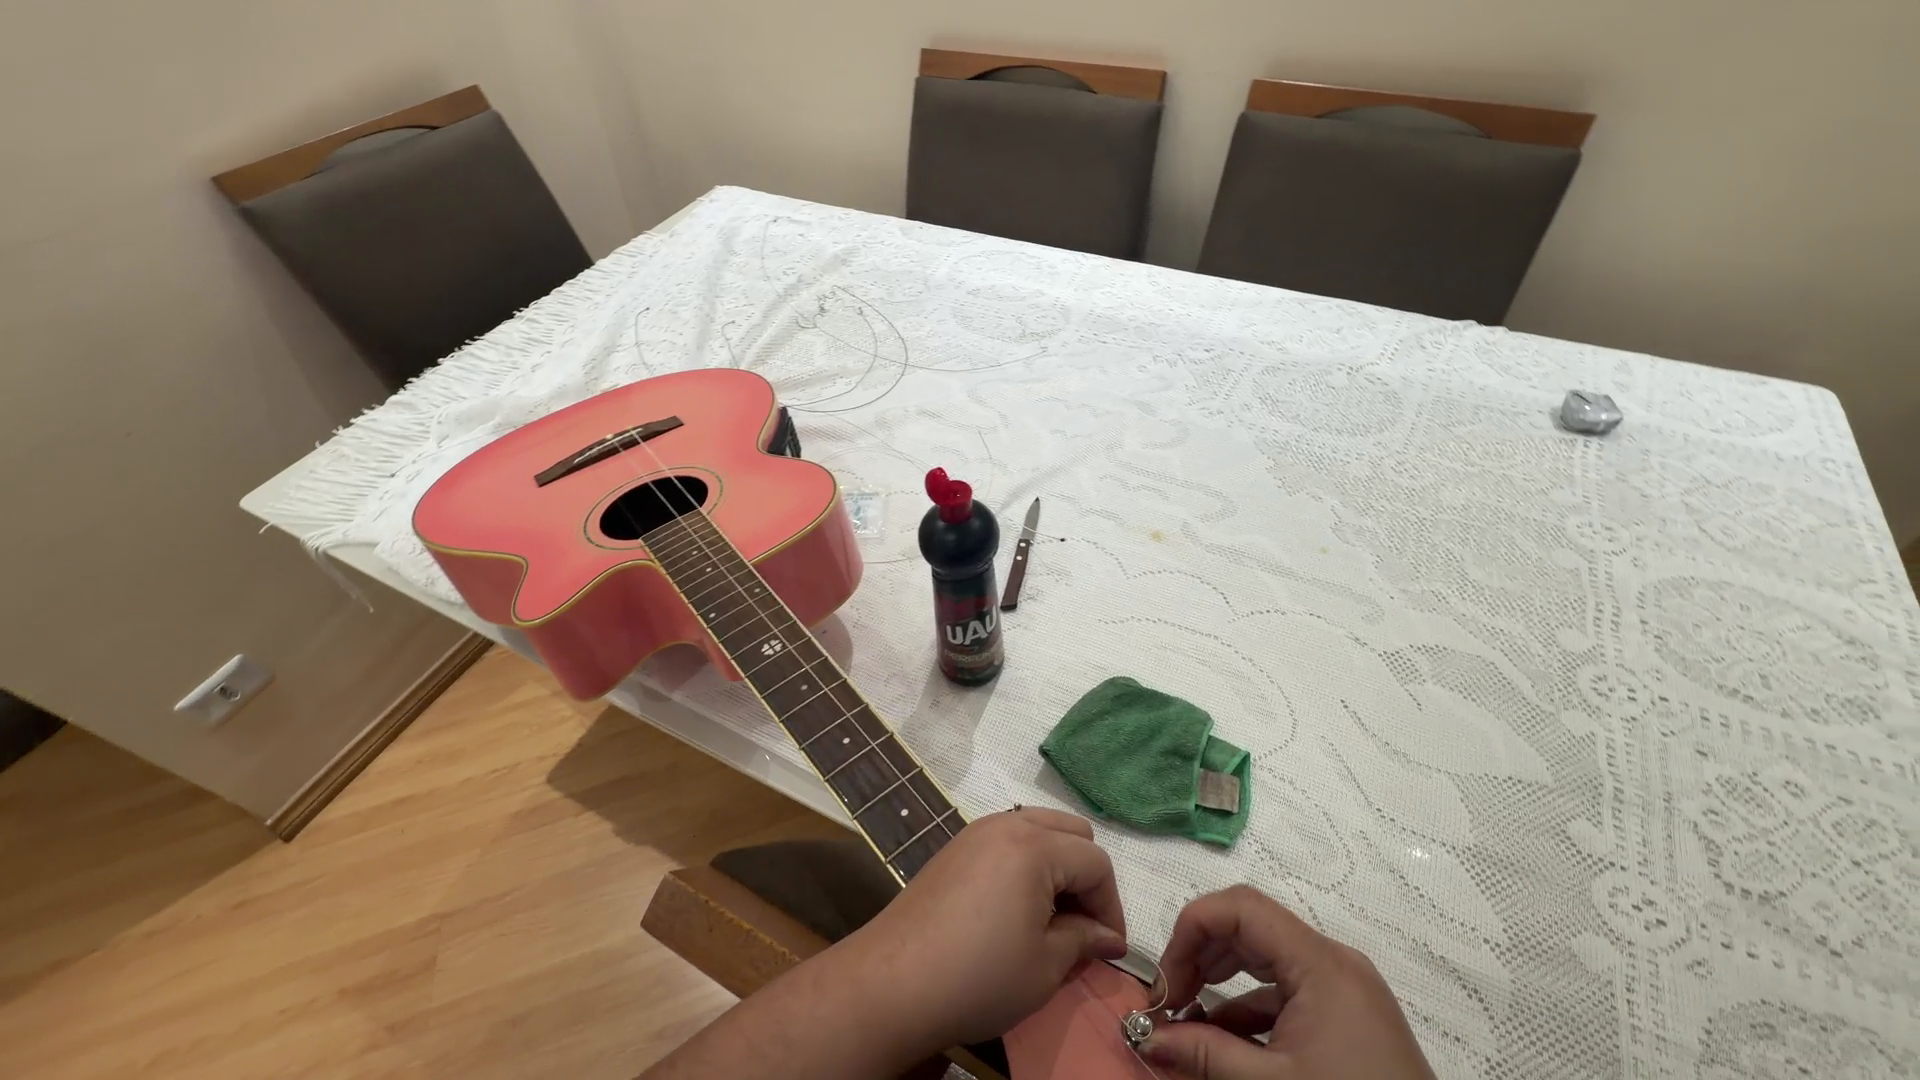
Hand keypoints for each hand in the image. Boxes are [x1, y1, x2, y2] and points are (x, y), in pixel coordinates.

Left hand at [830, 807, 1128, 1052]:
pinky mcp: (953, 848)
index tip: (1108, 948)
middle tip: (1081, 926)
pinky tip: (1014, 908)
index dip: (1110, 906)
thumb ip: (1083, 940)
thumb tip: (1109, 937)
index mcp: (1035, 845)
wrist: (893, 982)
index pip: (1096, 862)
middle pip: (1070, 832)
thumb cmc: (978, 976)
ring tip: (1050, 917)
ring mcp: (975, 832)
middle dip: (1085, 876)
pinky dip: (1024, 862)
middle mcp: (1007, 825)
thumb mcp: (1044, 966)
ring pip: (1037, 828)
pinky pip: (1006, 839)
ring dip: (1056, 864)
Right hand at [1141, 886, 1434, 1079]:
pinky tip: (1224, 1046)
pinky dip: (1248, 1011)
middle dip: (1199, 959)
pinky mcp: (1348, 1018)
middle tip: (1168, 1005)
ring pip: (1264, 961)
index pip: (1240, 906)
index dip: (1191, 929)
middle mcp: (1334, 963)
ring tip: (1187, 1027)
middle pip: (1249, 928)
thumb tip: (1145, 1036)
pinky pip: (1286, 994)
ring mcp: (1344, 990)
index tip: (1164, 982)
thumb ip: (1204, 1056)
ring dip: (1219, 986)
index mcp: (1321, 963)